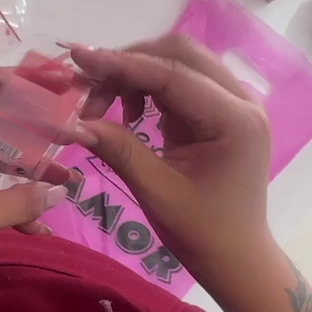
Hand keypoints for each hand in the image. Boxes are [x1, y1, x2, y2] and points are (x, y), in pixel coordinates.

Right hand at [67, 37, 282, 295]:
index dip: (122, 64)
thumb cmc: (201, 231)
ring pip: (177, 63)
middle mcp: (240, 100)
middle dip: (127, 63)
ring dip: (134, 74)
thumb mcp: (155, 191)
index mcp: (234, 120)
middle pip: (178, 54)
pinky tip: (127, 113)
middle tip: (86, 87)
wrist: (235, 256)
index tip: (78, 57)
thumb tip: (71, 123)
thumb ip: (118, 149)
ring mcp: (232, 102)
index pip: (172, 74)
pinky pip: (178, 82)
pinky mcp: (218, 110)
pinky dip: (146, 87)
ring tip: (101, 106)